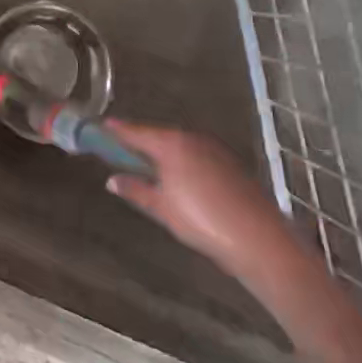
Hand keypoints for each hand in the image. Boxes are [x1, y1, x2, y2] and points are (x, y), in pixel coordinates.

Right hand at [103, 120, 280, 263]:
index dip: (118, 130)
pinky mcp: (231, 163)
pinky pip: (198, 154)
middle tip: (124, 149)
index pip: (137, 132)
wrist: (258, 237)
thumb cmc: (201, 220)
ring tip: (150, 165)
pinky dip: (184, 160)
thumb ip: (136, 190)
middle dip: (142, 141)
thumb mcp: (161, 208)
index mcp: (171, 144)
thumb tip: (112, 180)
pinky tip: (181, 177)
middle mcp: (193, 139)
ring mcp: (215, 149)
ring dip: (164, 151)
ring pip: (181, 145)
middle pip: (160, 136)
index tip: (103, 125)